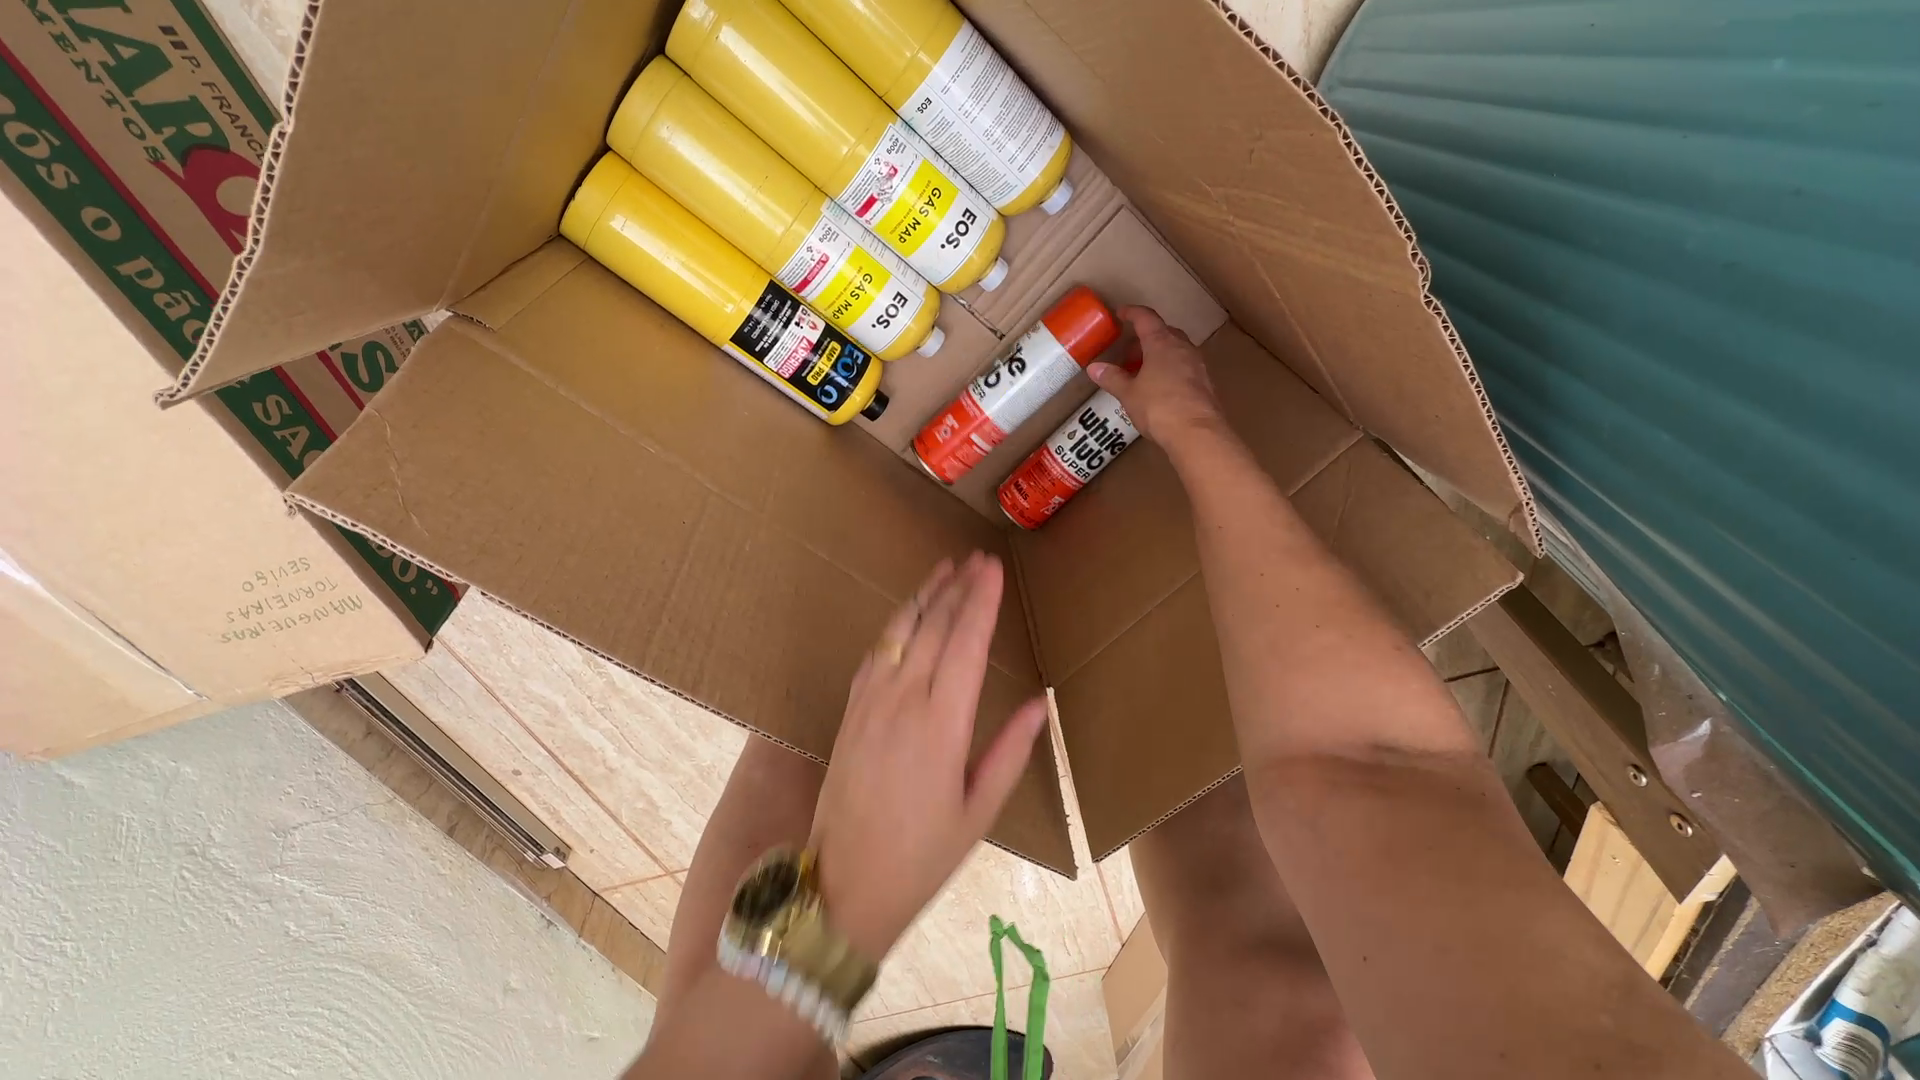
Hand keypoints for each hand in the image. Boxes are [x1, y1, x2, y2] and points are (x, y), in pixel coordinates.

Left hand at [810, 552, 1048, 958]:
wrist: (843, 885)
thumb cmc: (922, 857)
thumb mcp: (979, 811)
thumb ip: (1009, 752)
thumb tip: (1037, 705)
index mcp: (942, 724)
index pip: (965, 644)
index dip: (981, 602)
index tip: (993, 569)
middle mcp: (902, 702)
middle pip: (932, 628)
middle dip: (956, 589)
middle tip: (976, 559)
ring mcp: (869, 704)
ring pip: (898, 634)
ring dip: (923, 598)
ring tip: (943, 571)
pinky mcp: (848, 714)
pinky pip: (873, 656)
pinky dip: (893, 628)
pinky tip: (905, 618)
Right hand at [1086, 305, 1224, 448]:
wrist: (1197, 432)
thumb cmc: (1159, 407)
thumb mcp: (1129, 393)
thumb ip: (1112, 378)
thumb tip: (1094, 367)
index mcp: (1162, 343)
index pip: (1146, 318)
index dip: (1132, 313)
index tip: (1121, 313)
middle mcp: (1183, 348)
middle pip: (1164, 333)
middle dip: (1145, 339)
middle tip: (1129, 354)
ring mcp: (1197, 365)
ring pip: (1176, 350)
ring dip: (1158, 355)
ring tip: (1142, 373)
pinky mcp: (1205, 383)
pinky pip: (1185, 367)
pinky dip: (1170, 369)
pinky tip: (1160, 388)